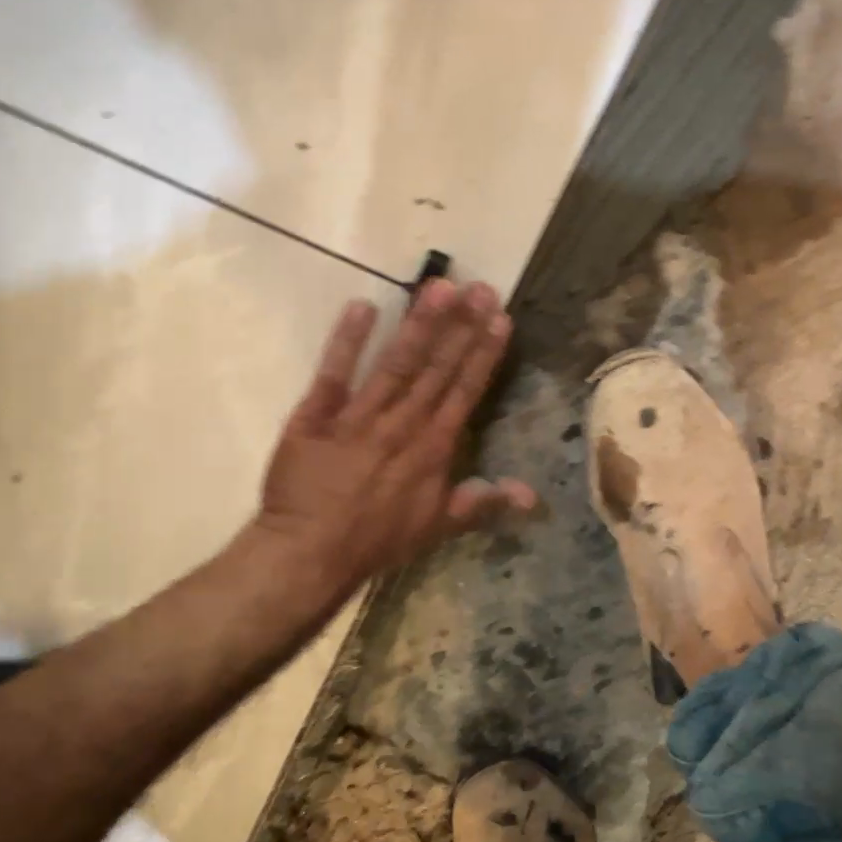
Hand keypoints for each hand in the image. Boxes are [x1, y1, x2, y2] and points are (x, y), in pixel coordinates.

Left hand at [255, 280, 537, 580]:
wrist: (307, 555)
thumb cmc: (377, 540)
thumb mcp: (438, 526)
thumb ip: (484, 503)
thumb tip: (533, 494)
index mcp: (433, 447)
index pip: (465, 391)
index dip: (483, 353)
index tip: (500, 318)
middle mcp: (402, 424)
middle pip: (436, 368)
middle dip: (461, 326)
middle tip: (480, 286)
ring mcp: (358, 416)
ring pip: (396, 363)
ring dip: (419, 324)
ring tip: (439, 286)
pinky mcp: (316, 416)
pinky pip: (333, 374)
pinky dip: (347, 341)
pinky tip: (363, 306)